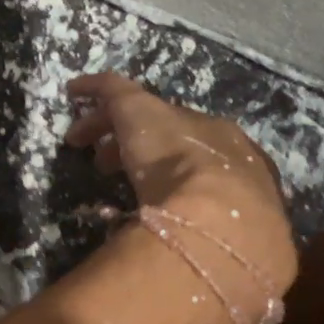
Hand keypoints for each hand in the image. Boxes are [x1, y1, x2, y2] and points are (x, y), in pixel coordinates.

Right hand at [64, 73, 298, 307]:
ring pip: (189, 182)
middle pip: (173, 148)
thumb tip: (77, 86)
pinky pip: (200, 215)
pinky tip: (152, 218)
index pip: (162, 117)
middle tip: (97, 163)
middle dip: (130, 149)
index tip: (91, 137)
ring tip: (117, 192)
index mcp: (214, 124)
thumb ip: (109, 89)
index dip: (120, 121)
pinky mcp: (244, 236)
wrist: (217, 221)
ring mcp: (246, 198)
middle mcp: (237, 157)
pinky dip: (172, 210)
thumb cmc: (173, 154)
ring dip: (149, 180)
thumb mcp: (135, 108)